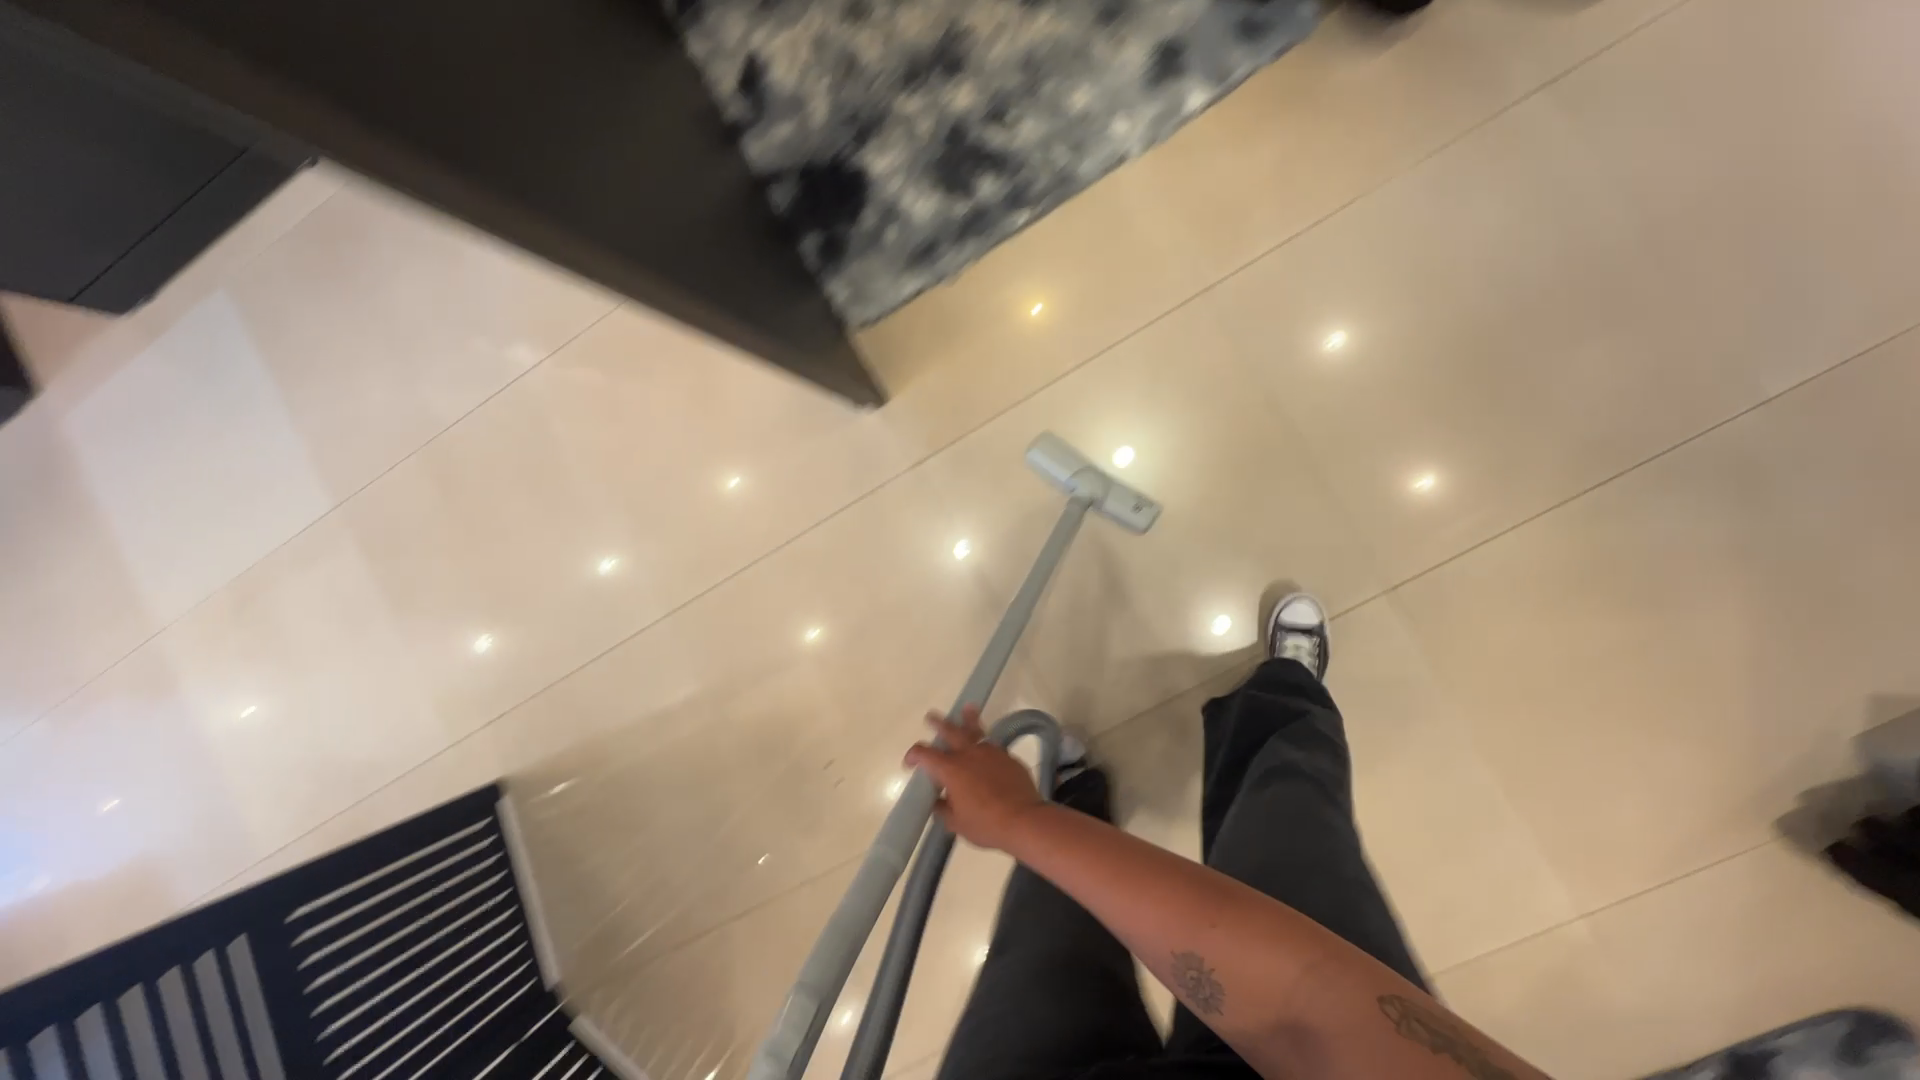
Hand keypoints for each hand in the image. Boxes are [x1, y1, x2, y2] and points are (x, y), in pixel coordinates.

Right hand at [903, 705, 1046, 851]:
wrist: (1023, 820)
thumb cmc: (985, 824)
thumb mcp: (956, 823)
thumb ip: (943, 809)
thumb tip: (937, 802)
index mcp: (950, 769)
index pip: (925, 755)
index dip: (913, 755)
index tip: (909, 762)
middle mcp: (968, 754)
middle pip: (950, 731)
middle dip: (938, 723)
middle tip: (931, 716)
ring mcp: (990, 752)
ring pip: (976, 730)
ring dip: (968, 719)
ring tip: (967, 709)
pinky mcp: (1008, 757)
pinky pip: (993, 744)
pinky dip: (986, 742)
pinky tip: (987, 746)